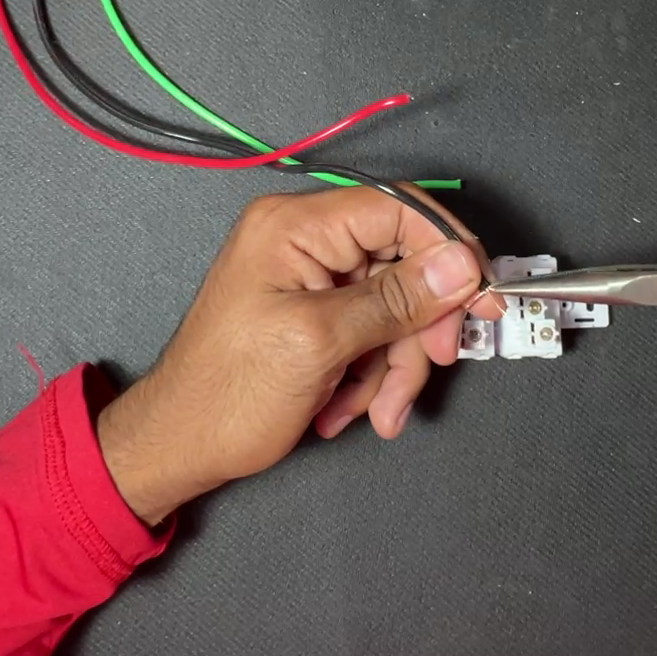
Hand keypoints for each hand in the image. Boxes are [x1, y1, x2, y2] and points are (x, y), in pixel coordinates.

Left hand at [96, 186, 503, 522]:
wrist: (177, 446)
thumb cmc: (230, 393)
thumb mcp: (320, 342)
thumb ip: (395, 300)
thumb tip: (461, 265)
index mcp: (296, 226)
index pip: (397, 209)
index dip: (447, 249)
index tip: (479, 300)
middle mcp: (305, 239)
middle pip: (401, 262)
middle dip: (417, 327)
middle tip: (431, 368)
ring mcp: (310, 276)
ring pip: (392, 305)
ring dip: (393, 363)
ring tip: (371, 412)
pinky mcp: (314, 311)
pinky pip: (369, 330)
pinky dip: (369, 371)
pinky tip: (344, 408)